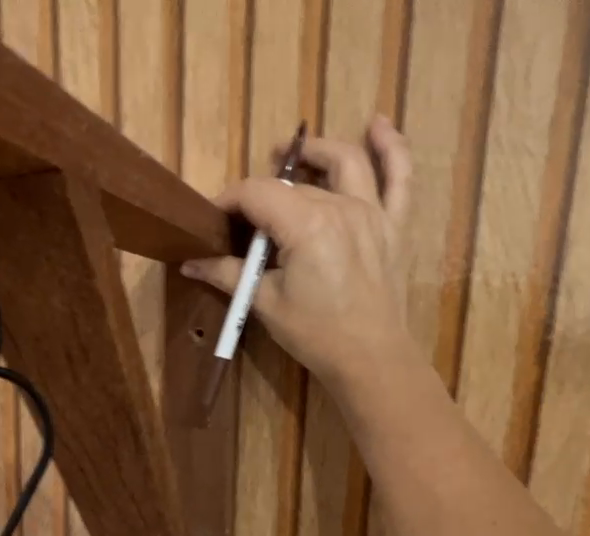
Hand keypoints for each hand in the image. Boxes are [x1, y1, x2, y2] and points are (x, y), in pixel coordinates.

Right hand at [181, 116, 415, 386]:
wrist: (369, 357)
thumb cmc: (314, 333)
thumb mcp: (265, 303)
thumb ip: (229, 274)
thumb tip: (191, 262)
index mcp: (306, 225)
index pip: (258, 194)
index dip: (230, 200)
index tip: (213, 218)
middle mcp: (340, 207)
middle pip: (293, 185)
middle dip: (263, 194)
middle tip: (242, 219)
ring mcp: (372, 212)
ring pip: (345, 164)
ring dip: (316, 152)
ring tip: (293, 152)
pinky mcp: (392, 225)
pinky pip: (399, 177)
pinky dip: (390, 147)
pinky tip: (377, 124)